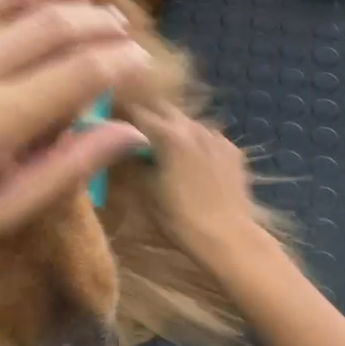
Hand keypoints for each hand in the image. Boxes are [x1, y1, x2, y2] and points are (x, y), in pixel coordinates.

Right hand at [131, 102, 277, 263]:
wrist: (226, 236)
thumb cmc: (178, 216)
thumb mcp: (144, 189)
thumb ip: (133, 160)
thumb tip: (123, 146)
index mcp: (167, 135)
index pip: (136, 112)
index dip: (121, 115)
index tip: (111, 123)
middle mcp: (192, 127)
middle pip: (164, 109)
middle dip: (149, 116)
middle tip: (136, 132)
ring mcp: (216, 137)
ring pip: (188, 122)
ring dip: (174, 128)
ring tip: (167, 148)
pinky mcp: (233, 150)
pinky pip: (208, 137)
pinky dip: (196, 143)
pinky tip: (194, 162)